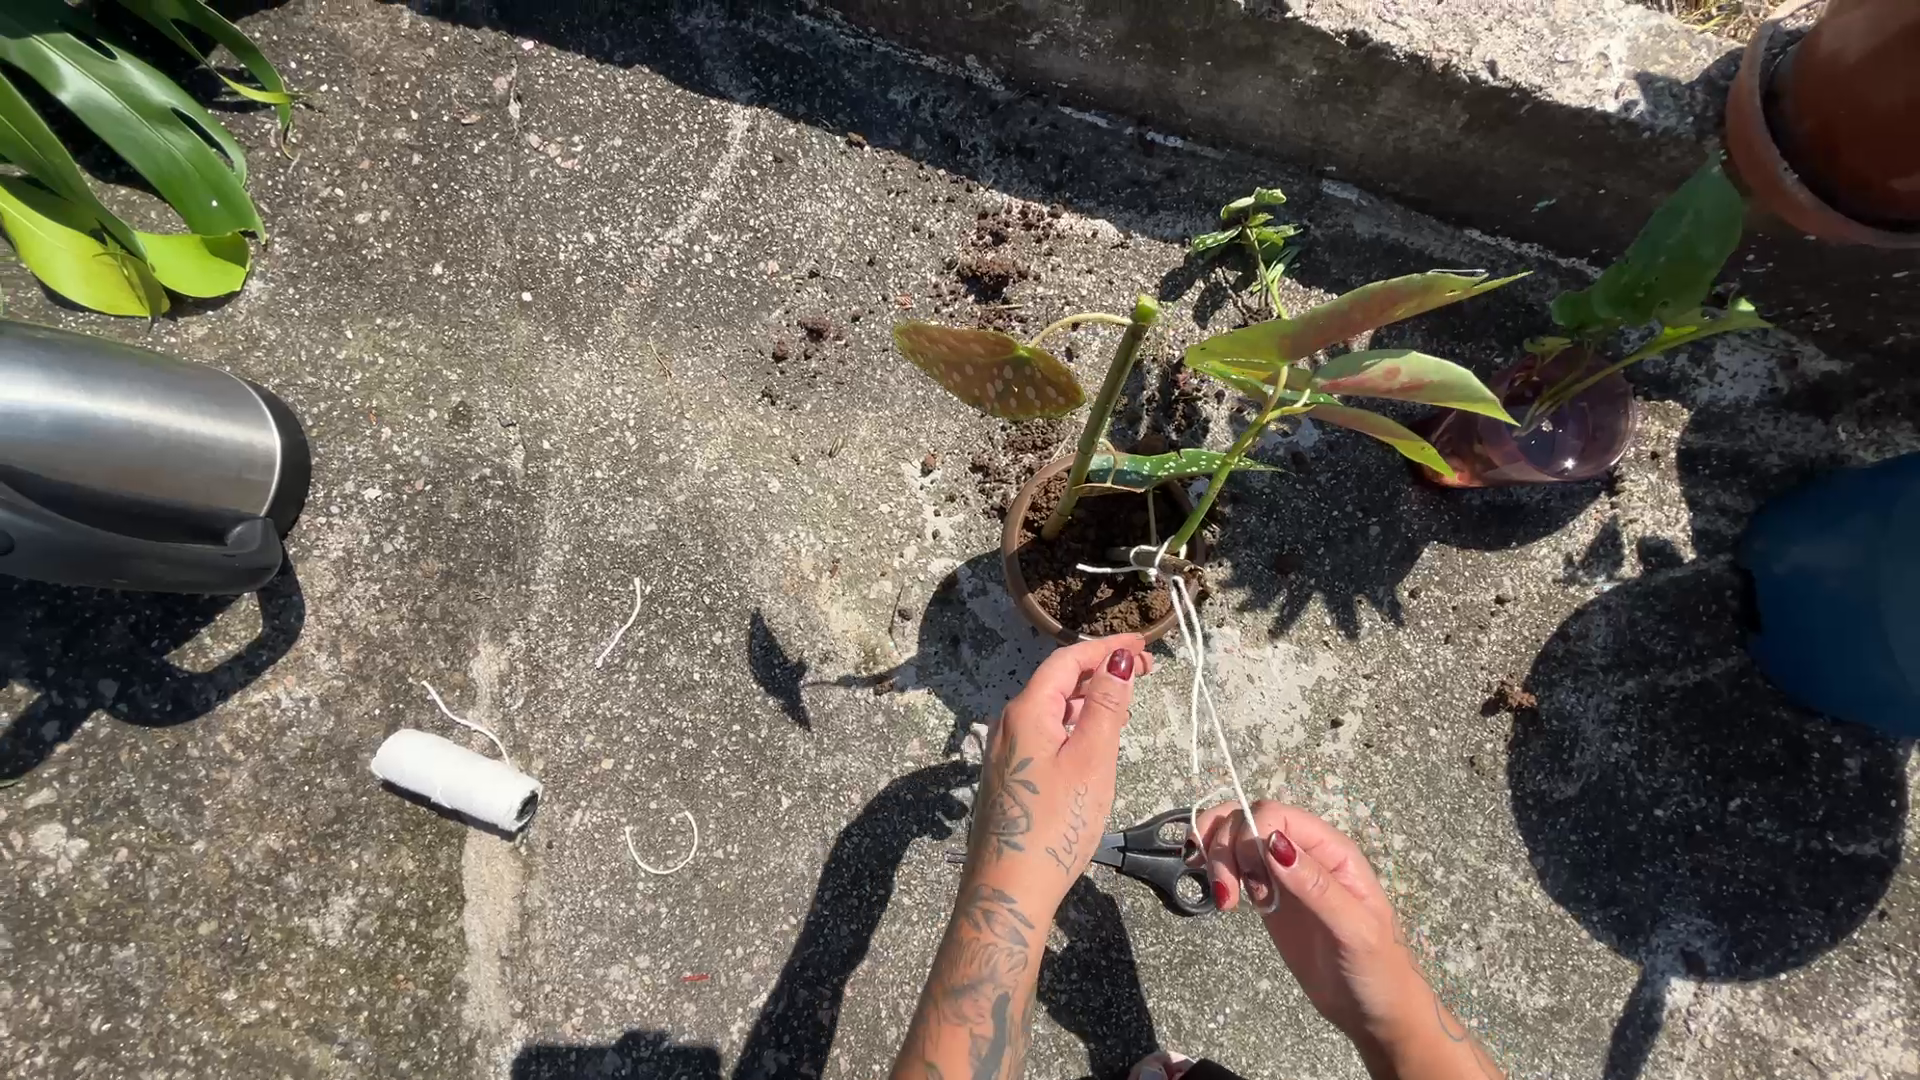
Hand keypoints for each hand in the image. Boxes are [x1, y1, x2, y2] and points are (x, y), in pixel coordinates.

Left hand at [965, 635, 1153, 917]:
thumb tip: (1116, 661)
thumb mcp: (1092, 760)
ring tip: (1124, 704)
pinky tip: (1092, 739)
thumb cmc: (1056, 824)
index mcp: (1026, 711)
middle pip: (1057, 681)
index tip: (1141, 645)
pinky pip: (1044, 731)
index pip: (1067, 661)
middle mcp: (1009, 722)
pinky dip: (1073, 724)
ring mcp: (1006, 749)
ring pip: (1051, 707)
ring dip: (1088, 698)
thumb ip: (1106, 707)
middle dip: (1099, 671)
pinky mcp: (1010, 774)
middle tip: (1143, 672)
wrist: (1009, 888)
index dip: (1105, 648)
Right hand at [1194, 801, 1423, 1042]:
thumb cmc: (1378, 971)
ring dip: (1214, 854)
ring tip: (1222, 895)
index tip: (1254, 880)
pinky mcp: (1264, 890)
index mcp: (1330, 848)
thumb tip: (1273, 844)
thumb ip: (1316, 885)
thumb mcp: (1356, 930)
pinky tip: (1210, 882)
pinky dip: (1211, 862)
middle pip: (1245, 819)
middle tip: (1228, 892)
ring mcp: (1280, 869)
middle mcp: (1301, 850)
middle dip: (1226, 846)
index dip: (1251, 835)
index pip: (1274, 814)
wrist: (1372, 1012)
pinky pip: (1232, 861)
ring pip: (1232, 834)